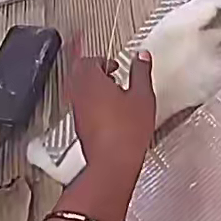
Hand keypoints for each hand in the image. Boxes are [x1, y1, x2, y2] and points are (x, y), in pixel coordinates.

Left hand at [68, 48, 155, 210]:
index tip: (115, 65)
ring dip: (93, 87)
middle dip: (95, 71)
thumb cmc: (126, 131)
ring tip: (113, 93)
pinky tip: (110, 114)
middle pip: (79, 74)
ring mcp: (78, 112)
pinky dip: (93, 104)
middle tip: (111, 74)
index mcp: (92, 81)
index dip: (103, 60)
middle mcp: (80, 95)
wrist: (113, 163)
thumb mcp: (143, 96)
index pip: (89, 61)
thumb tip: (142, 57)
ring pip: (79, 91)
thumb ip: (141, 72)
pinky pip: (82, 108)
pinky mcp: (80, 128)